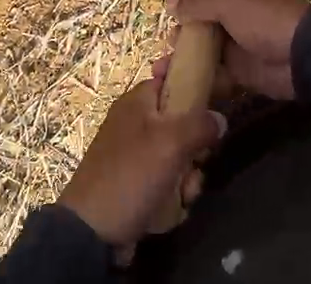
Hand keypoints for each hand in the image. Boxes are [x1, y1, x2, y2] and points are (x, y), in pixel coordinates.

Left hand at [58, 79, 223, 245]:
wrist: (91, 234)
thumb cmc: (130, 175)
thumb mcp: (171, 143)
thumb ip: (200, 125)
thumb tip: (220, 119)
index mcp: (137, 102)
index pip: (171, 76)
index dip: (195, 82)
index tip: (217, 97)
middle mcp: (136, 124)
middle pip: (181, 121)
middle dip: (196, 144)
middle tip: (200, 158)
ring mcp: (135, 156)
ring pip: (178, 155)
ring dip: (189, 175)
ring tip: (186, 191)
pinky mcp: (136, 184)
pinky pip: (167, 179)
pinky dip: (175, 192)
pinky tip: (175, 207)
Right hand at [169, 0, 310, 99]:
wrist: (300, 56)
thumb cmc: (266, 18)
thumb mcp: (229, 4)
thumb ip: (198, 4)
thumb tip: (169, 0)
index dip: (192, 1)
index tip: (171, 13)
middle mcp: (242, 12)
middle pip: (206, 21)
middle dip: (185, 32)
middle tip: (167, 44)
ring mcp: (242, 41)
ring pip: (209, 47)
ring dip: (187, 56)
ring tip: (163, 67)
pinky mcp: (243, 68)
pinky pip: (216, 71)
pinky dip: (199, 76)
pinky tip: (177, 83)